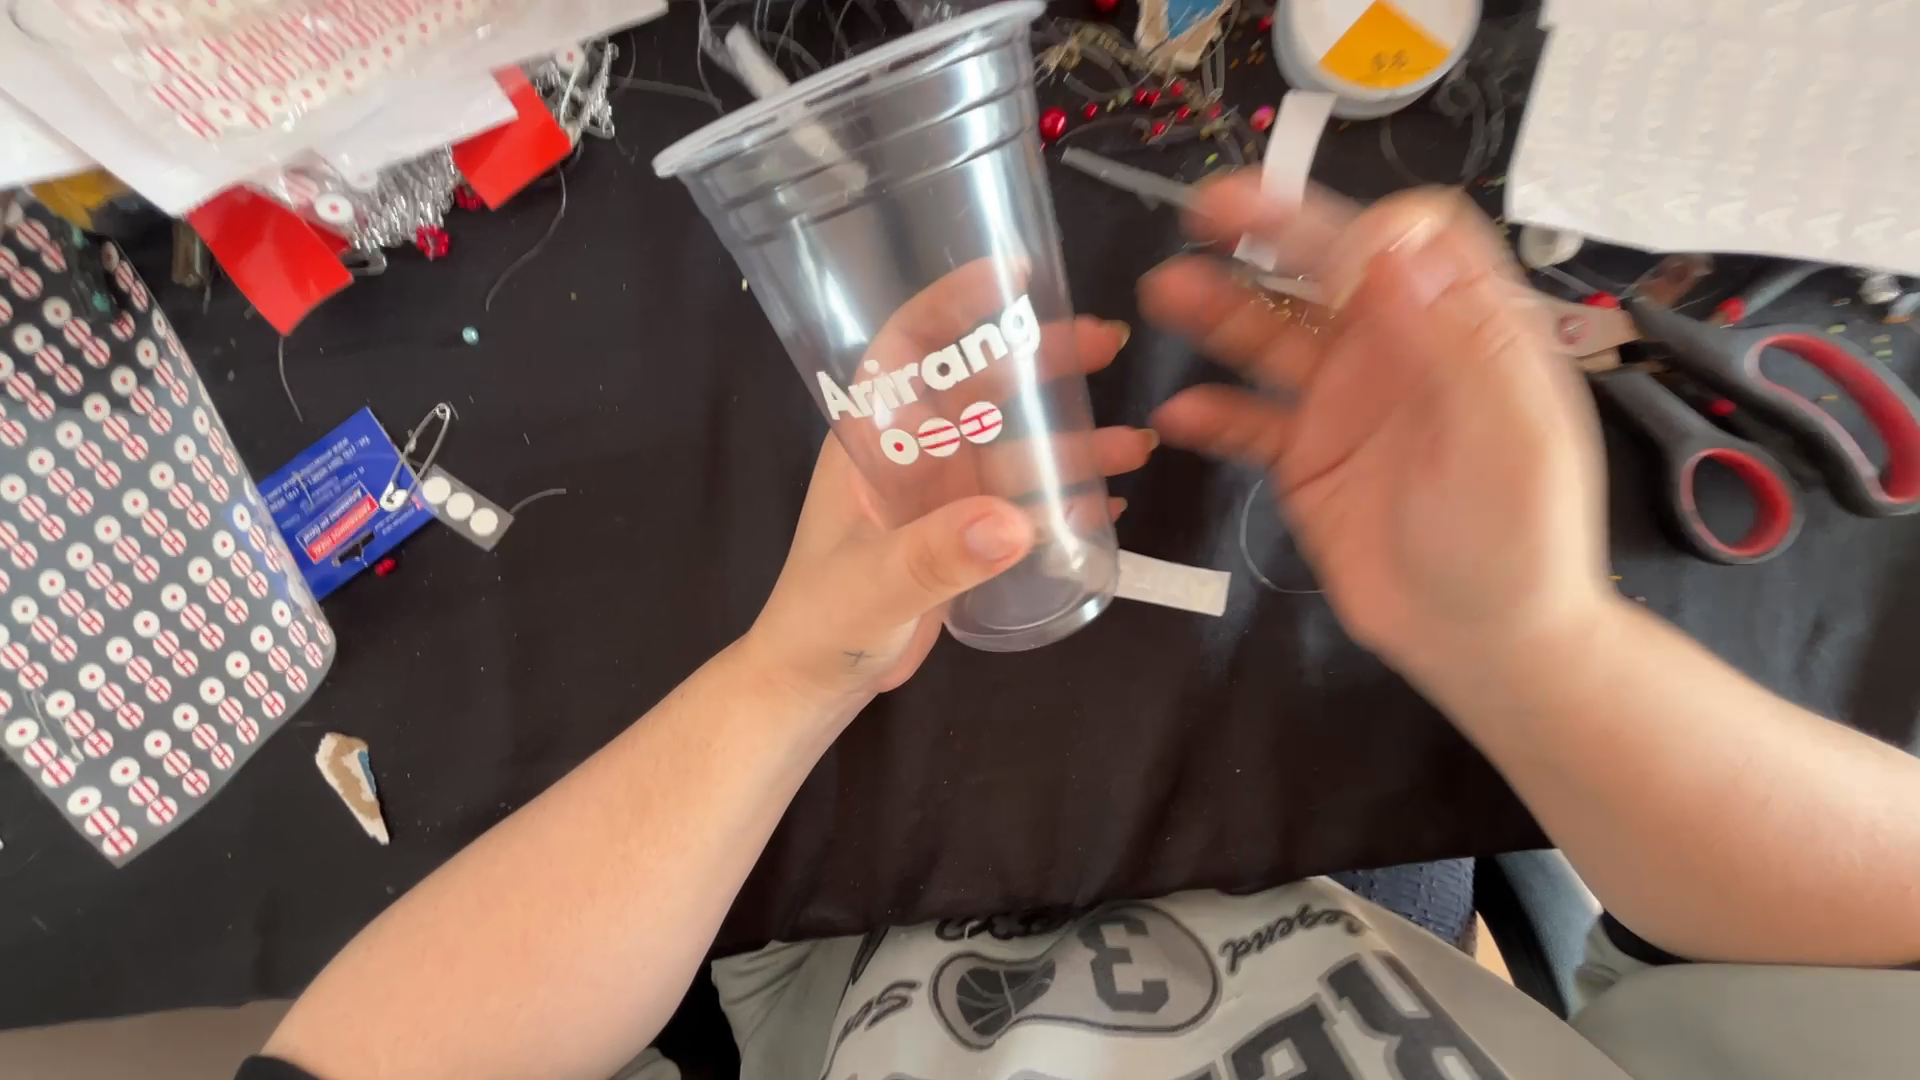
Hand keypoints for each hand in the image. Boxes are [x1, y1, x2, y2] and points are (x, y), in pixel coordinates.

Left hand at [742, 316, 1151, 710]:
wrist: (818, 681)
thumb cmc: (821, 624)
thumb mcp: (870, 586)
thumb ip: (932, 555)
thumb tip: (1017, 522)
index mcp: (871, 443)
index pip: (906, 350)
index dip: (952, 303)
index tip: (1012, 277)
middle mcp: (911, 457)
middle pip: (979, 388)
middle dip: (1040, 361)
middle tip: (1106, 345)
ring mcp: (943, 498)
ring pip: (1014, 449)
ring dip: (1071, 443)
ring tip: (1135, 445)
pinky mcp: (965, 537)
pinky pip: (1023, 505)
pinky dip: (1063, 501)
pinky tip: (1106, 505)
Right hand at [1140, 177, 1611, 675]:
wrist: (1474, 638)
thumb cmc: (1511, 541)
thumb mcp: (1504, 440)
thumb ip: (1454, 341)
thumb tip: (1389, 244)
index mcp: (1461, 332)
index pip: (1411, 242)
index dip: (1357, 228)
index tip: (1312, 253)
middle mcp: (1395, 354)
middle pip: (1326, 275)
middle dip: (1268, 239)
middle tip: (1203, 214)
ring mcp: (1341, 405)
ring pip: (1272, 342)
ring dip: (1219, 314)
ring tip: (1164, 294)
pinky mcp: (1301, 457)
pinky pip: (1247, 424)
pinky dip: (1212, 415)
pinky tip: (1179, 414)